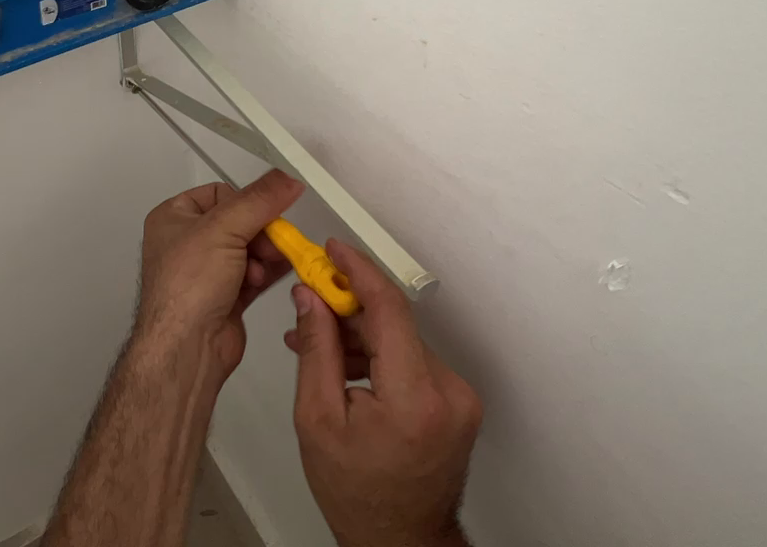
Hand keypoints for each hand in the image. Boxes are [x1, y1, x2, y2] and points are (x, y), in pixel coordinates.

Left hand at [136, 170, 303, 379]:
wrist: (187, 348)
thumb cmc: (191, 281)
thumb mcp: (224, 228)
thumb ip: (260, 201)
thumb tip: (291, 178)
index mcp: (173, 217)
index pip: (218, 193)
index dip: (244, 202)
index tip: (263, 214)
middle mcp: (186, 241)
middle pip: (238, 222)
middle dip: (260, 233)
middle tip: (275, 244)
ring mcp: (206, 271)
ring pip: (248, 249)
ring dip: (263, 256)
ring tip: (263, 269)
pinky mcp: (224, 296)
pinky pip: (253, 274)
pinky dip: (265, 273)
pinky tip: (278, 275)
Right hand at [287, 240, 481, 546]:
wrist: (399, 539)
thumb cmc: (358, 493)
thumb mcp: (316, 417)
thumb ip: (315, 349)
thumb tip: (310, 298)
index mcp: (414, 397)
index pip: (389, 309)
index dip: (357, 270)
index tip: (333, 249)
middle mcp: (447, 392)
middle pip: (391, 321)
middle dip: (346, 304)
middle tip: (309, 294)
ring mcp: (456, 396)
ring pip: (399, 337)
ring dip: (358, 331)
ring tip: (316, 340)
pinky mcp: (454, 400)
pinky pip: (409, 356)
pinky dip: (377, 352)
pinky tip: (344, 361)